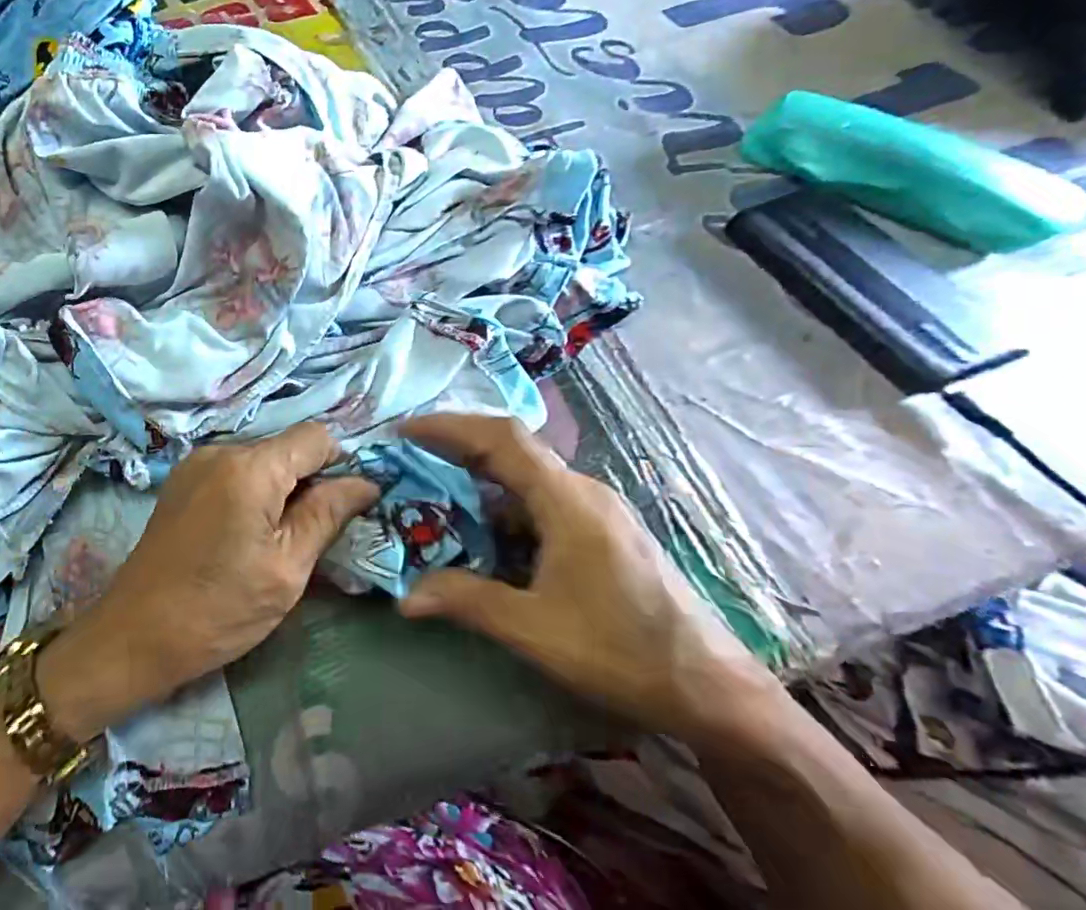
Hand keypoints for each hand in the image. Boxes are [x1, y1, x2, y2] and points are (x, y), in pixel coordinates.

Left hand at [39, 423, 380, 738]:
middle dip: (309, 484)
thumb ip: (327, 515)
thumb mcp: (287, 568)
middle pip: (285, 449)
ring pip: (260, 463)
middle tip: (313, 539)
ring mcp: (194, 465)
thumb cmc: (219, 608)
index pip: (316, 437)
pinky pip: (232, 475)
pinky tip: (244, 539)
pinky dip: (251, 497)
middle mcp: (218, 451)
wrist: (137, 632)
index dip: (340, 466)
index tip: (345, 509)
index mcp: (248, 467)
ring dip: (279, 493)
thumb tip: (366, 482)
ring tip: (276, 545)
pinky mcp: (181, 484)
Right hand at [394, 414, 777, 743]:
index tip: (403, 431)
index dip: (448, 426)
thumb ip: (465, 600)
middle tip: (405, 461)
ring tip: (430, 500)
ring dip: (476, 483)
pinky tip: (480, 538)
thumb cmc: (623, 652)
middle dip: (454, 450)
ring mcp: (598, 513)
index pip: (502, 439)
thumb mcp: (533, 629)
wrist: (716, 694)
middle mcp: (584, 494)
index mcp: (569, 502)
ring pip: (525, 480)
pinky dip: (500, 510)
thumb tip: (404, 597)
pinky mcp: (603, 535)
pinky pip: (540, 504)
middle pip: (511, 451)